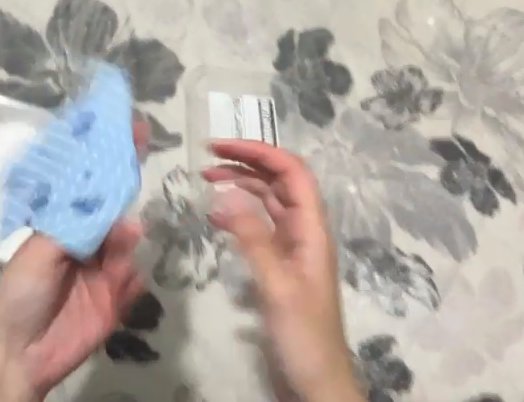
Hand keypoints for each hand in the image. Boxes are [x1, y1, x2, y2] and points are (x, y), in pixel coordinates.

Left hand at [0, 222, 145, 395]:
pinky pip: (131, 289)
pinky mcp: (111, 307)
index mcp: (61, 237)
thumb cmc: (20, 292)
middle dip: (120, 229)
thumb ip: (70, 231)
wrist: (19, 350)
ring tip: (123, 257)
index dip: (101, 206)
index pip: (87, 214)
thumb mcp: (38, 252)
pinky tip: (132, 279)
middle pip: (109, 234)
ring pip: (123, 257)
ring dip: (128, 254)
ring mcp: (99, 280)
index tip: (117, 196)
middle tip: (130, 228)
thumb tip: (101, 210)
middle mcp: (83, 255)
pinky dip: (135, 281)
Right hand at [204, 140, 361, 401]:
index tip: (220, 147)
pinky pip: (258, 224)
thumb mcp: (277, 286)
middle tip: (207, 157)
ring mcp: (292, 247)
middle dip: (246, 161)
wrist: (317, 386)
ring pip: (267, 199)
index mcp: (312, 230)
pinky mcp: (279, 264)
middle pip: (279, 180)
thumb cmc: (303, 336)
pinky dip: (236, 212)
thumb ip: (253, 238)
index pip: (292, 172)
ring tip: (206, 179)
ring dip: (240, 183)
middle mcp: (304, 231)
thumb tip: (226, 192)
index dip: (259, 151)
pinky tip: (215, 217)